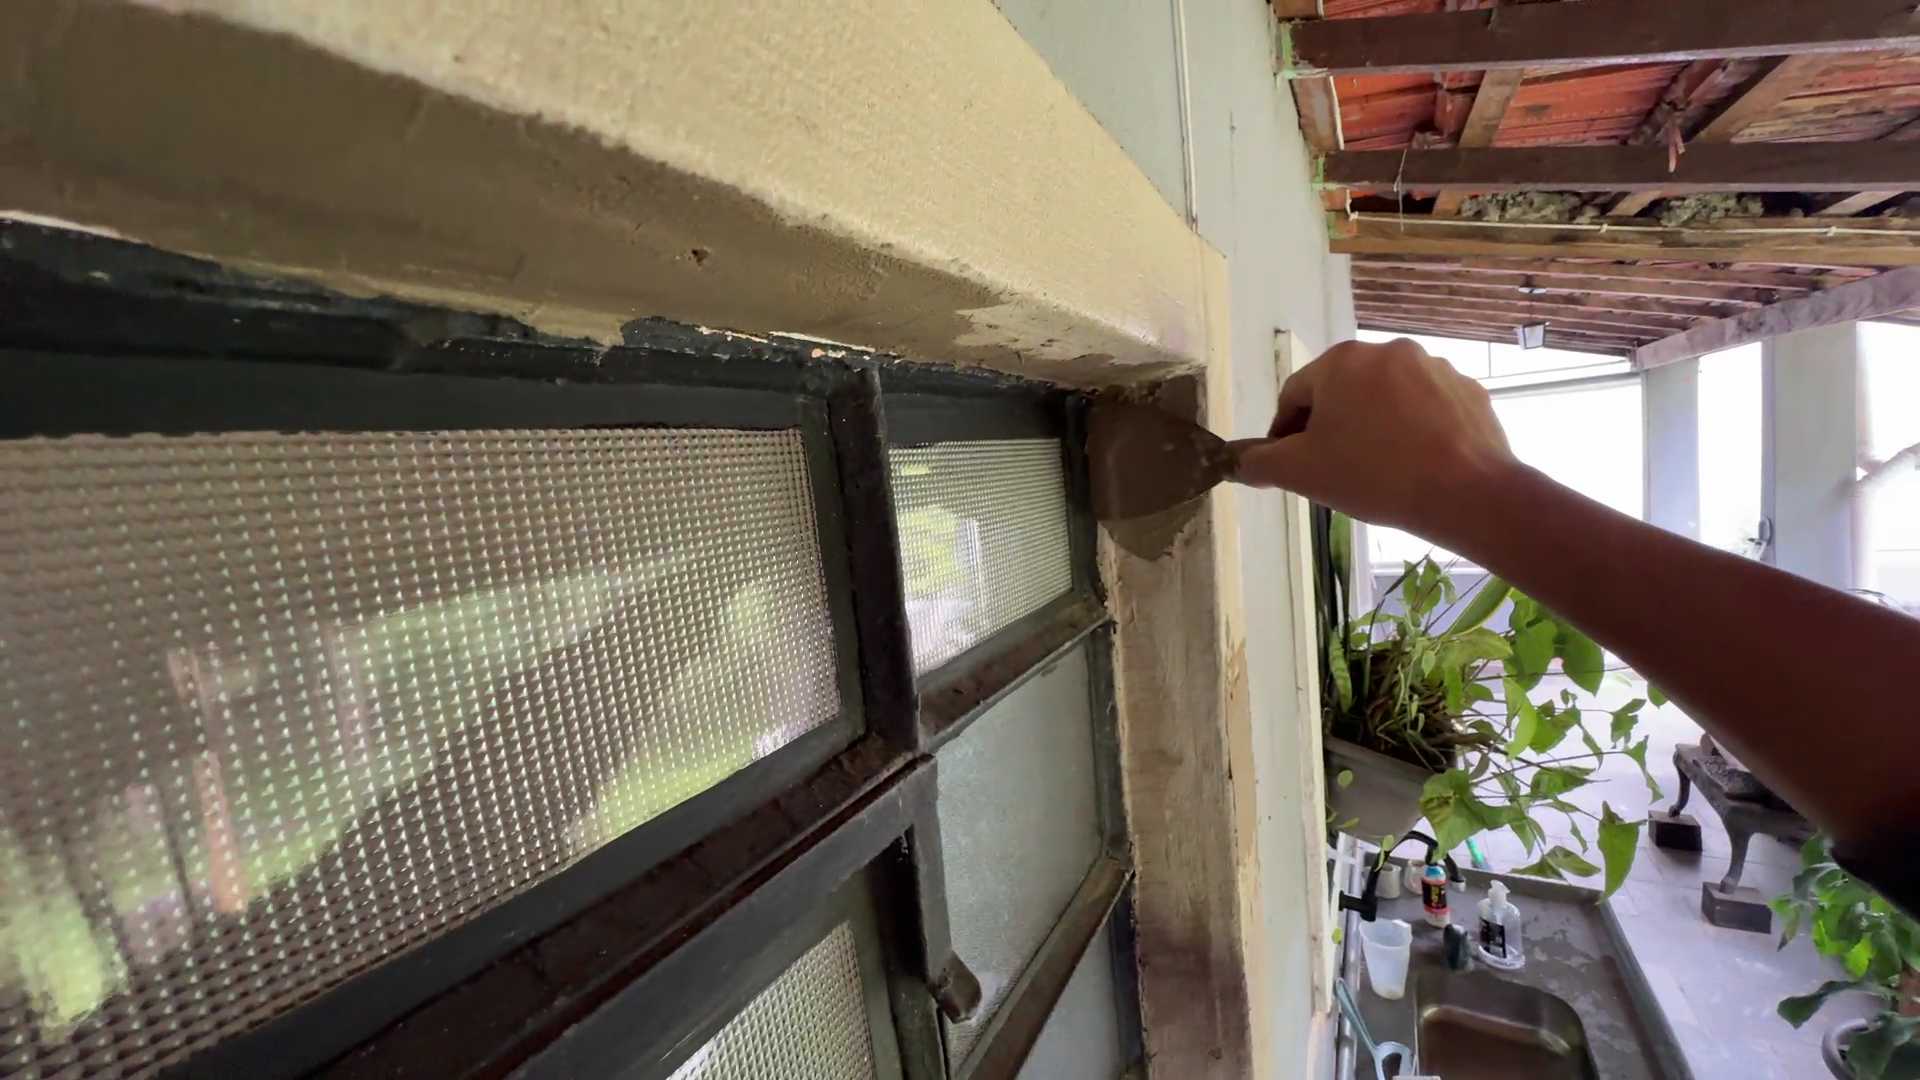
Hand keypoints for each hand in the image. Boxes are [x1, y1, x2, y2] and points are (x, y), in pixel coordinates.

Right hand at [1234, 338, 1522, 537]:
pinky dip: (1409, 430)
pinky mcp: (1467, 390)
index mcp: (1341, 362)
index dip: (1283, 434)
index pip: (1293, 395)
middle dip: (1329, 427)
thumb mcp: (1298, 472)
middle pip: (1338, 392)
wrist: (1466, 494)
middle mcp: (1387, 351)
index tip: (1291, 465)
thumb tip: (1236, 461)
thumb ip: (1257, 462)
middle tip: (1331, 469)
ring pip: (1381, 399)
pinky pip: (1422, 407)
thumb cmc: (1370, 474)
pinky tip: (1410, 463)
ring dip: (1368, 426)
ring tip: (1374, 468)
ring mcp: (1434, 367)